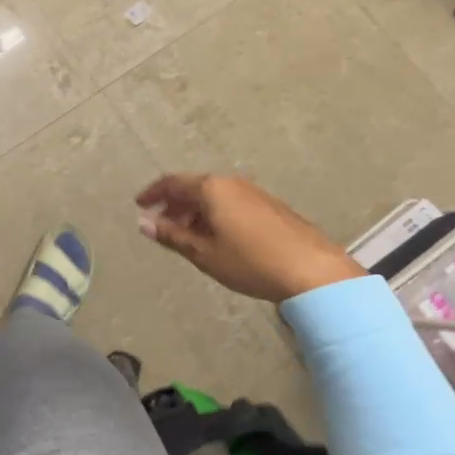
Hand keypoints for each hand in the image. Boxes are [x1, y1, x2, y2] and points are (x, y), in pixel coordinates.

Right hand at [135, 173, 366, 302]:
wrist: (314, 272)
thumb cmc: (250, 261)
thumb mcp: (203, 253)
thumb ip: (172, 236)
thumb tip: (145, 223)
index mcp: (211, 188)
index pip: (172, 182)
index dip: (153, 193)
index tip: (139, 205)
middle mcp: (231, 183)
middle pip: (194, 188)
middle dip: (174, 205)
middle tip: (163, 226)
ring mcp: (254, 193)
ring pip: (215, 197)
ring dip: (196, 212)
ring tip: (189, 237)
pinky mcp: (272, 208)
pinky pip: (232, 204)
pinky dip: (217, 216)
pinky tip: (219, 239)